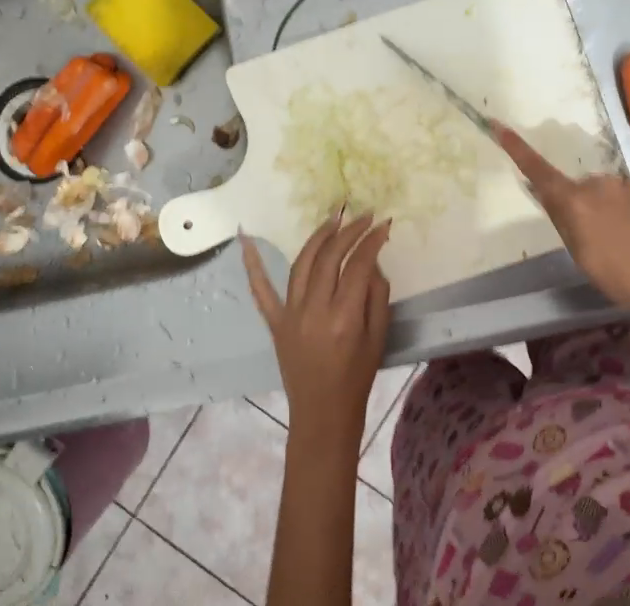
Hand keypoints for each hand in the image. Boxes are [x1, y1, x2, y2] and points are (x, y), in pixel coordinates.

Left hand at [242, 210, 392, 444]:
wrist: (322, 414)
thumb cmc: (357, 378)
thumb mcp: (378, 338)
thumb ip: (377, 297)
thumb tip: (372, 262)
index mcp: (344, 318)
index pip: (359, 265)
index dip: (372, 241)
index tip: (384, 226)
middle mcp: (314, 310)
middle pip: (330, 257)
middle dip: (349, 231)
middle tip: (364, 216)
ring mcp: (290, 315)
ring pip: (302, 263)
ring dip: (318, 237)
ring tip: (334, 219)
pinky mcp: (275, 322)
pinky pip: (261, 290)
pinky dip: (252, 264)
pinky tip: (245, 239)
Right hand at [497, 125, 629, 314]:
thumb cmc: (621, 277)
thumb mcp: (582, 256)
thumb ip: (565, 222)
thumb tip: (550, 196)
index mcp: (575, 200)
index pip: (539, 171)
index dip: (517, 149)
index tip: (499, 124)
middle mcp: (600, 184)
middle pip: (581, 190)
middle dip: (583, 207)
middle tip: (596, 243)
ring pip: (609, 195)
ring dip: (610, 212)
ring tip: (625, 247)